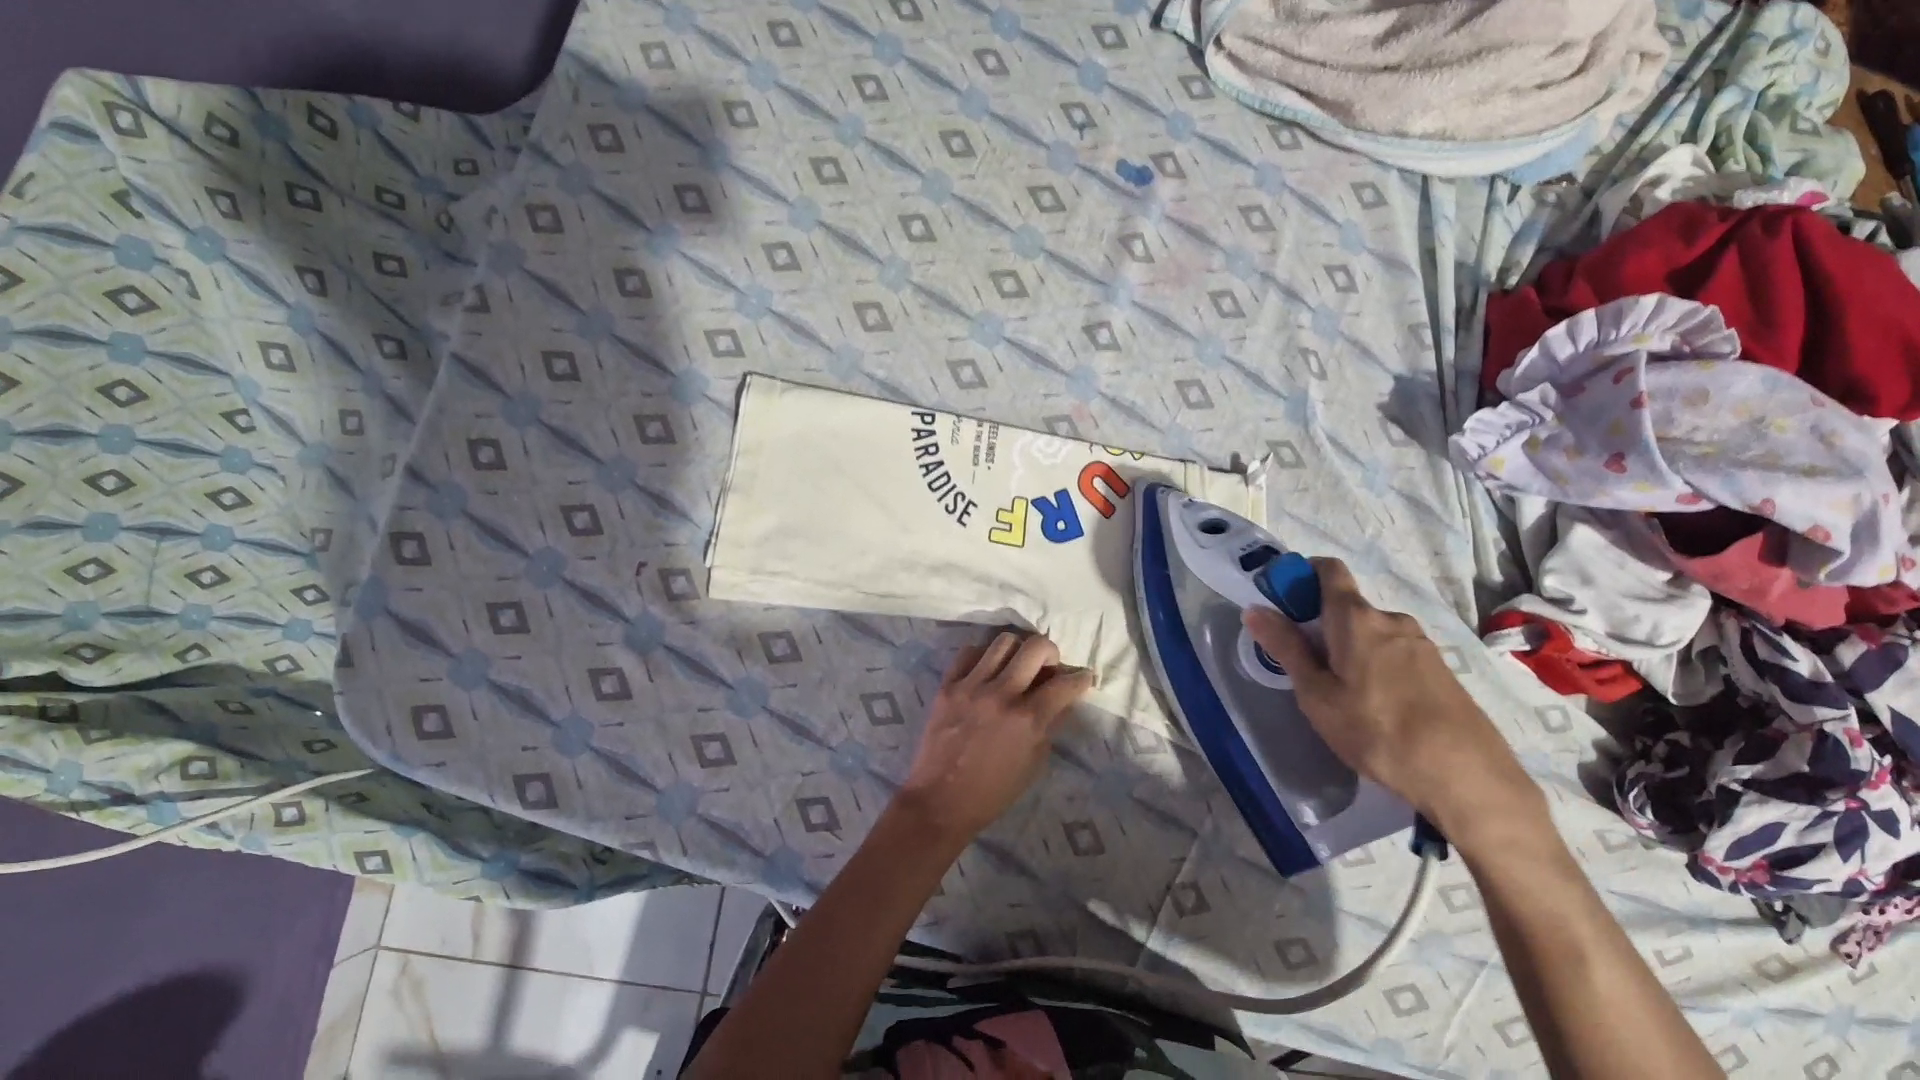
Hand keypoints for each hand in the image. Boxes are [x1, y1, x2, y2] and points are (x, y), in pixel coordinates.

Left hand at [894, 631, 1094, 845]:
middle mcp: (1002, 694)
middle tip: (1048, 667)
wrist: (940, 801)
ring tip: (1016, 666)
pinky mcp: (947, 686)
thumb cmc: (993, 792)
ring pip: (1003, 641)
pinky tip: (986, 671)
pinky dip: (983, 656)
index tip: (1083, 677)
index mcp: (1028, 719)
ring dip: (1018, 650)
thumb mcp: (1034, 764)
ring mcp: (971, 687)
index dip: (1081, 678)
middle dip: (1051, 652)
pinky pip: (968, 653)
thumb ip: (1050, 727)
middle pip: (1035, 647)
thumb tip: (1061, 701)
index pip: (1065, 684)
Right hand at [1242, 558, 1541, 839]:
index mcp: (1356, 618)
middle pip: (1347, 607)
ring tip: (1340, 697)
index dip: (1300, 576)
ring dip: (1349, 651)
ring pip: (1371, 634)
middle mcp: (1391, 619)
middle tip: (1305, 670)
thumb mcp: (1317, 695)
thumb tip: (1256, 609)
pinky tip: (1375, 709)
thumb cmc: (1376, 731)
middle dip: (1321, 627)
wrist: (1464, 775)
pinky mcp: (1440, 669)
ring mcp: (1421, 644)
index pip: (1328, 569)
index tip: (1281, 605)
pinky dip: (1375, 667)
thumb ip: (1287, 648)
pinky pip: (1394, 654)